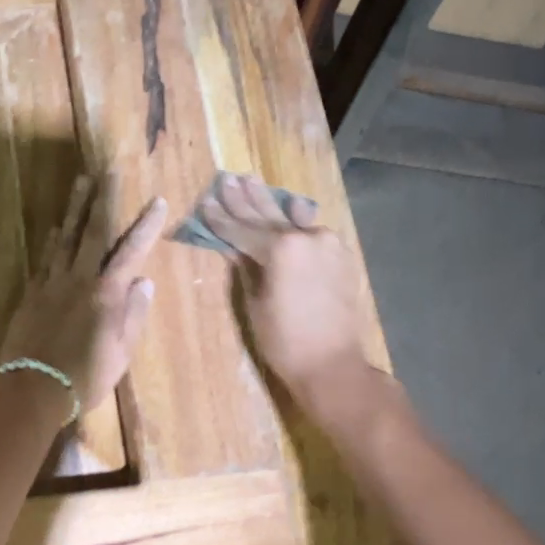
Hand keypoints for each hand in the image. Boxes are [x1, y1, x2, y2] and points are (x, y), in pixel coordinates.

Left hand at [0, 178, 164, 412]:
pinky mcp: (32, 295)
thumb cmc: (86, 377)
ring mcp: (53, 284)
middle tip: (109, 169)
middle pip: (94, 232)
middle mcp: (81, 280)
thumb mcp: (121, 352)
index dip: (146, 225)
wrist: (34, 388)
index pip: (132, 251)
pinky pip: (45, 259)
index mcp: (108, 295)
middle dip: (105, 199)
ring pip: (66, 238)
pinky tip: (57, 228)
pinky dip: (53, 241)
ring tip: (81, 182)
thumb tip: (144, 281)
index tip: (158, 201)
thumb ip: (133, 314)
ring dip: (76, 208)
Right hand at [195, 173, 373, 397]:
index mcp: (281, 249)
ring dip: (269, 203)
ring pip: (292, 219)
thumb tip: (236, 250)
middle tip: (226, 181)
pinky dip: (296, 220)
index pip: (243, 230)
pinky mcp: (339, 255)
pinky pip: (312, 231)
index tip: (205, 203)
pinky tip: (289, 206)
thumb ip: (246, 270)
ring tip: (249, 181)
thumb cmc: (284, 341)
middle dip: (244, 201)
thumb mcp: (255, 304)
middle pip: (267, 217)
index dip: (221, 219)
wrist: (332, 363)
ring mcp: (327, 243)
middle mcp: (306, 237)